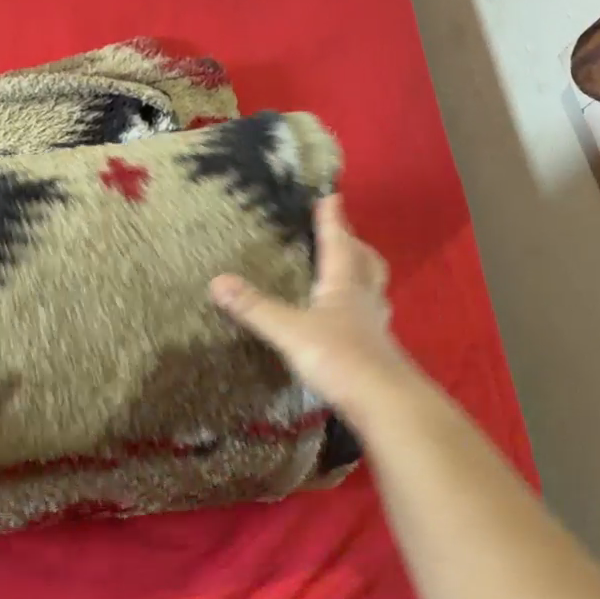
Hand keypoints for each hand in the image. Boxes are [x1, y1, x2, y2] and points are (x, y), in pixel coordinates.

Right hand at [210, 196, 424, 415]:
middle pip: (365, 263)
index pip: (338, 243)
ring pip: (371, 290)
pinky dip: (357, 309)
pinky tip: (345, 322)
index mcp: (344, 285)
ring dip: (361, 275)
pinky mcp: (375, 351)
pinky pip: (367, 318)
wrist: (383, 402)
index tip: (331, 196)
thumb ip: (254, 308)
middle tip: (344, 233)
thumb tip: (216, 281)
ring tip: (347, 273)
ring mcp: (373, 326)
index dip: (333, 220)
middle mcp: (364, 299)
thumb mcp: (289, 330)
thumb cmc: (338, 357)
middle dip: (354, 245)